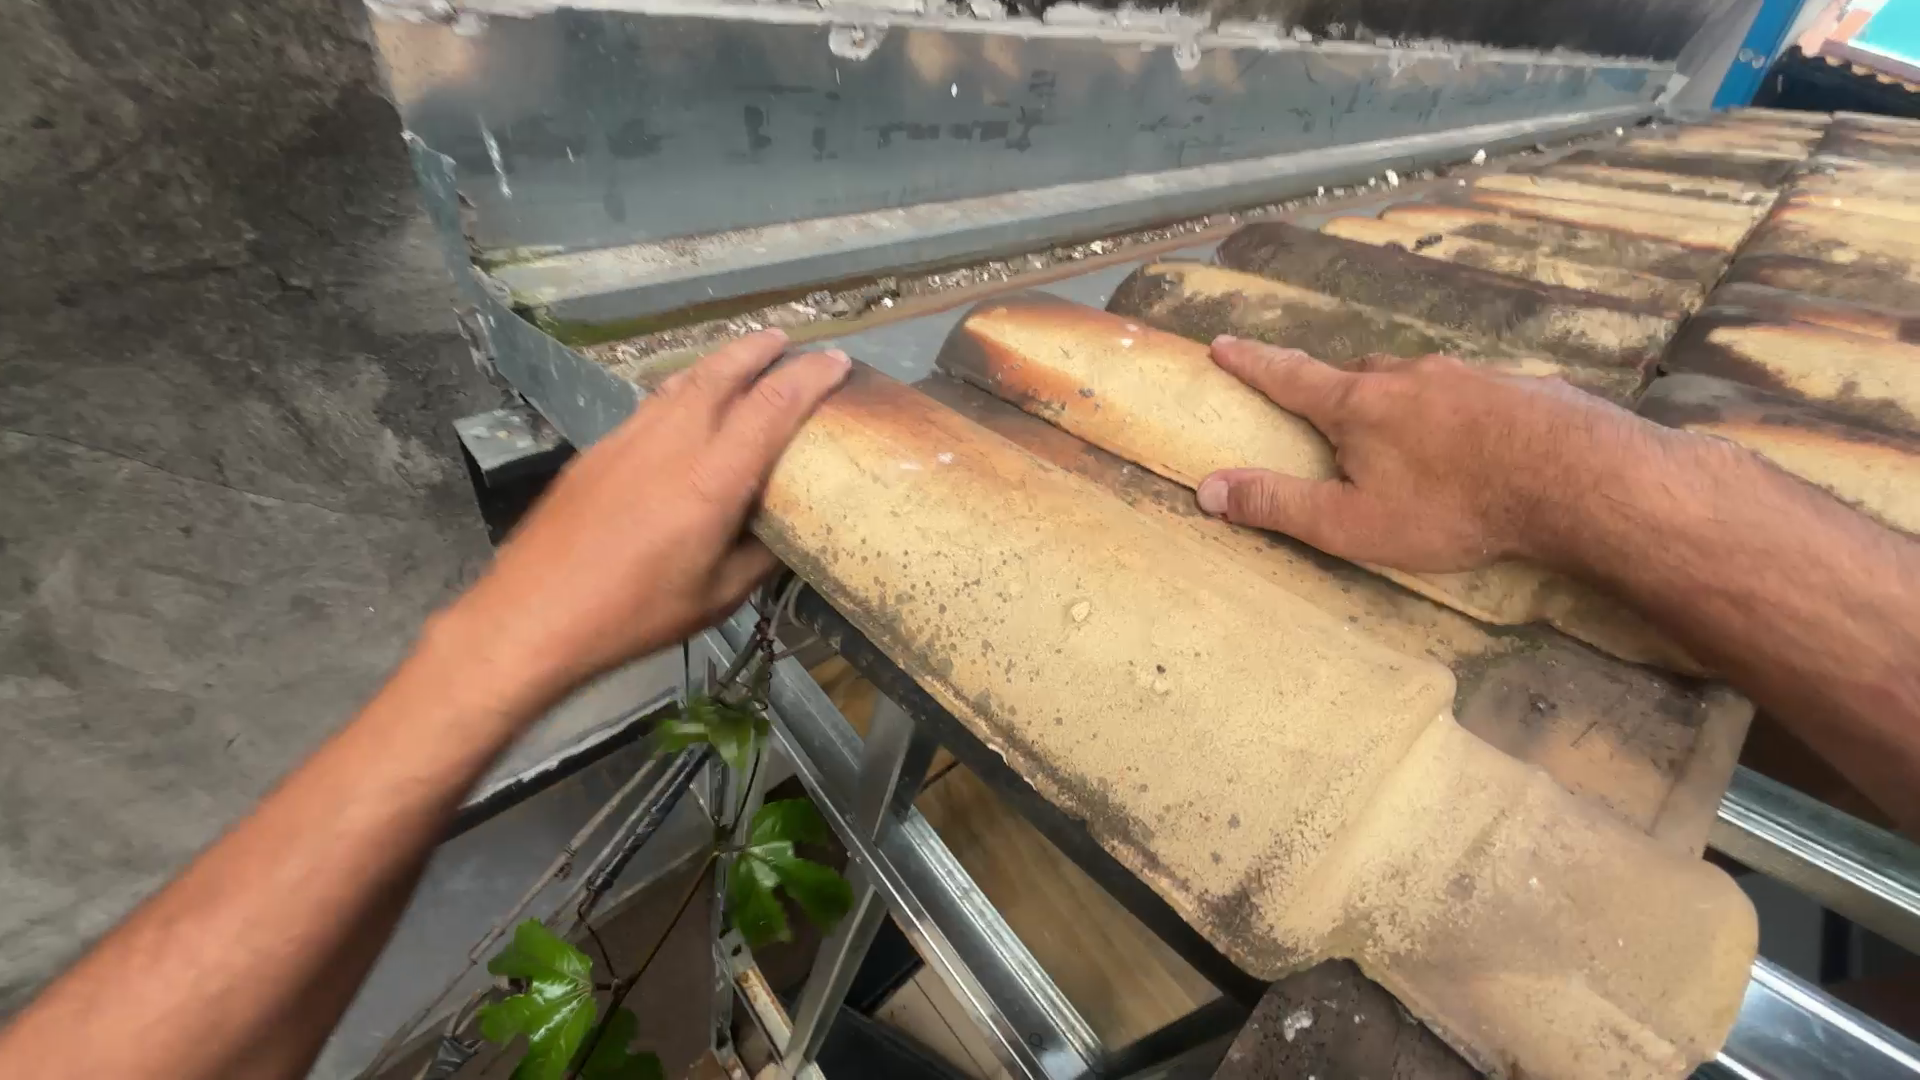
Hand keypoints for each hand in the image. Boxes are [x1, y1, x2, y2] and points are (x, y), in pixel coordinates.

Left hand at [434, 330, 849, 708]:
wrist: (532, 615)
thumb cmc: (636, 613)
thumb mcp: (719, 596)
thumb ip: (762, 555)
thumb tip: (789, 532)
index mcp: (712, 480)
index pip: (772, 408)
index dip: (811, 378)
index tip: (838, 362)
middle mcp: (672, 443)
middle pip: (723, 373)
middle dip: (761, 349)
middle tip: (788, 338)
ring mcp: (630, 440)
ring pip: (683, 380)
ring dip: (722, 361)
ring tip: (745, 355)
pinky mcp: (600, 449)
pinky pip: (654, 401)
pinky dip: (685, 386)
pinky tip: (688, 399)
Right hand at [1194, 336, 1668, 572]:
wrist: (1585, 482)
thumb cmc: (1452, 507)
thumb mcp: (1348, 522)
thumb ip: (1275, 504)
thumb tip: (1206, 490)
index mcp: (1358, 405)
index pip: (1288, 375)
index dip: (1251, 360)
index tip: (1222, 342)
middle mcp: (1407, 375)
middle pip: (1351, 372)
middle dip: (1327, 387)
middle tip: (1320, 410)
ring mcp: (1468, 374)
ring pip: (1410, 379)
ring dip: (1389, 398)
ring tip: (1394, 435)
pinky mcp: (1518, 386)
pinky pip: (1464, 391)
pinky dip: (1445, 409)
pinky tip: (1466, 441)